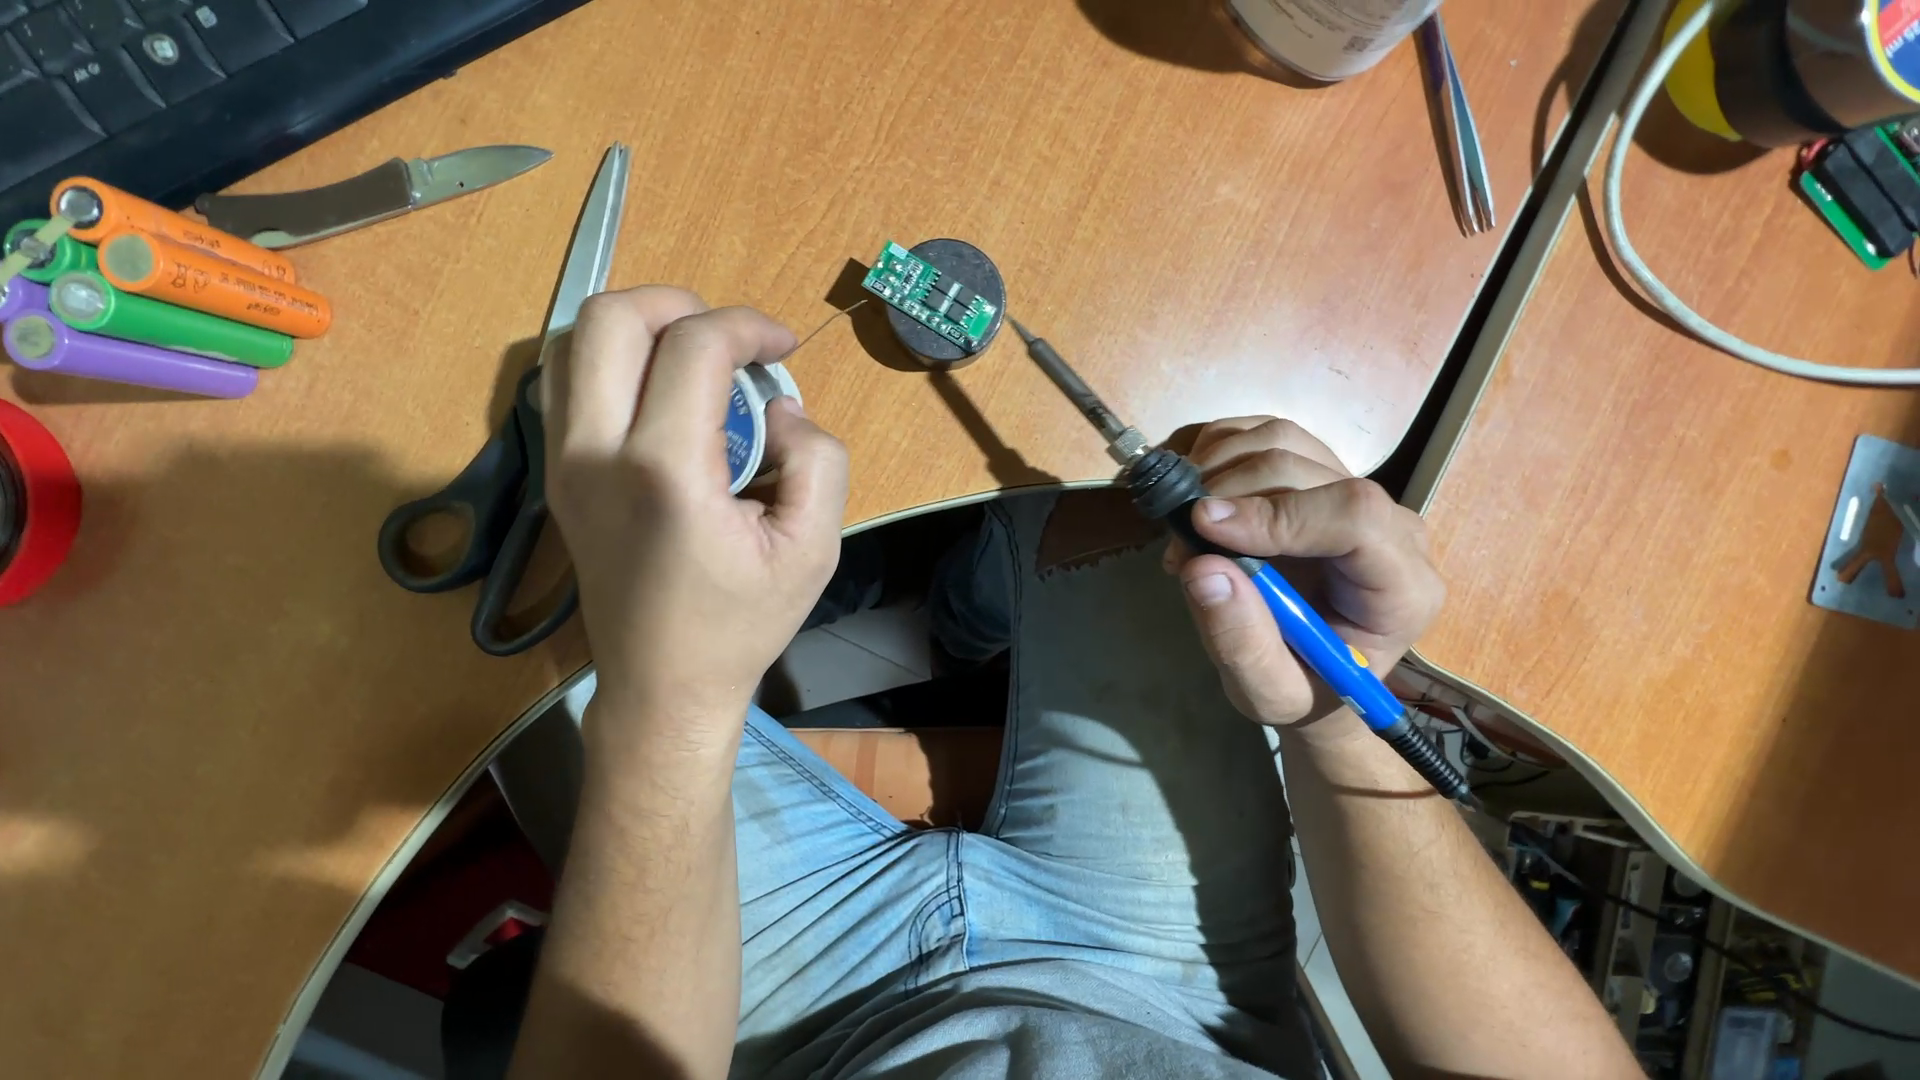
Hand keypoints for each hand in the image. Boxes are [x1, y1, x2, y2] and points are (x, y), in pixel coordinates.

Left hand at [544, 287, 847, 736]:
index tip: (784, 348)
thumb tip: (782, 409)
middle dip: (679, 304)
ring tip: (692, 358)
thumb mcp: (815, 549)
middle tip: (729, 338)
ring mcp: (563, 463)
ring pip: (573, 341)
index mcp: (667, 470)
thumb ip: (818, 461)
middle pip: (610, 317)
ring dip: (638, 328)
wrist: (662, 686)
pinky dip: (613, 364)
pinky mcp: (556, 476)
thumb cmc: (742, 624)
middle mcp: (597, 453)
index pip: (694, 345)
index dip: (749, 326)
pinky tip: (659, 397)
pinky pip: (567, 383)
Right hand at [1163, 417, 1442, 735]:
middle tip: (1180, 549)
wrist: (1310, 669)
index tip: (1203, 525)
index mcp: (1399, 588)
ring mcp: (1352, 491)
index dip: (1276, 512)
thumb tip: (1203, 568)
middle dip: (1228, 497)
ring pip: (1283, 439)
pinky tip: (1195, 491)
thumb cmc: (1301, 685)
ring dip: (1217, 467)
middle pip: (1306, 470)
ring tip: (1185, 524)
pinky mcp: (1317, 473)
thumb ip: (1241, 643)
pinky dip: (1217, 448)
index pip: (1356, 516)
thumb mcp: (1269, 693)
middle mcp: (1389, 527)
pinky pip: (1265, 431)